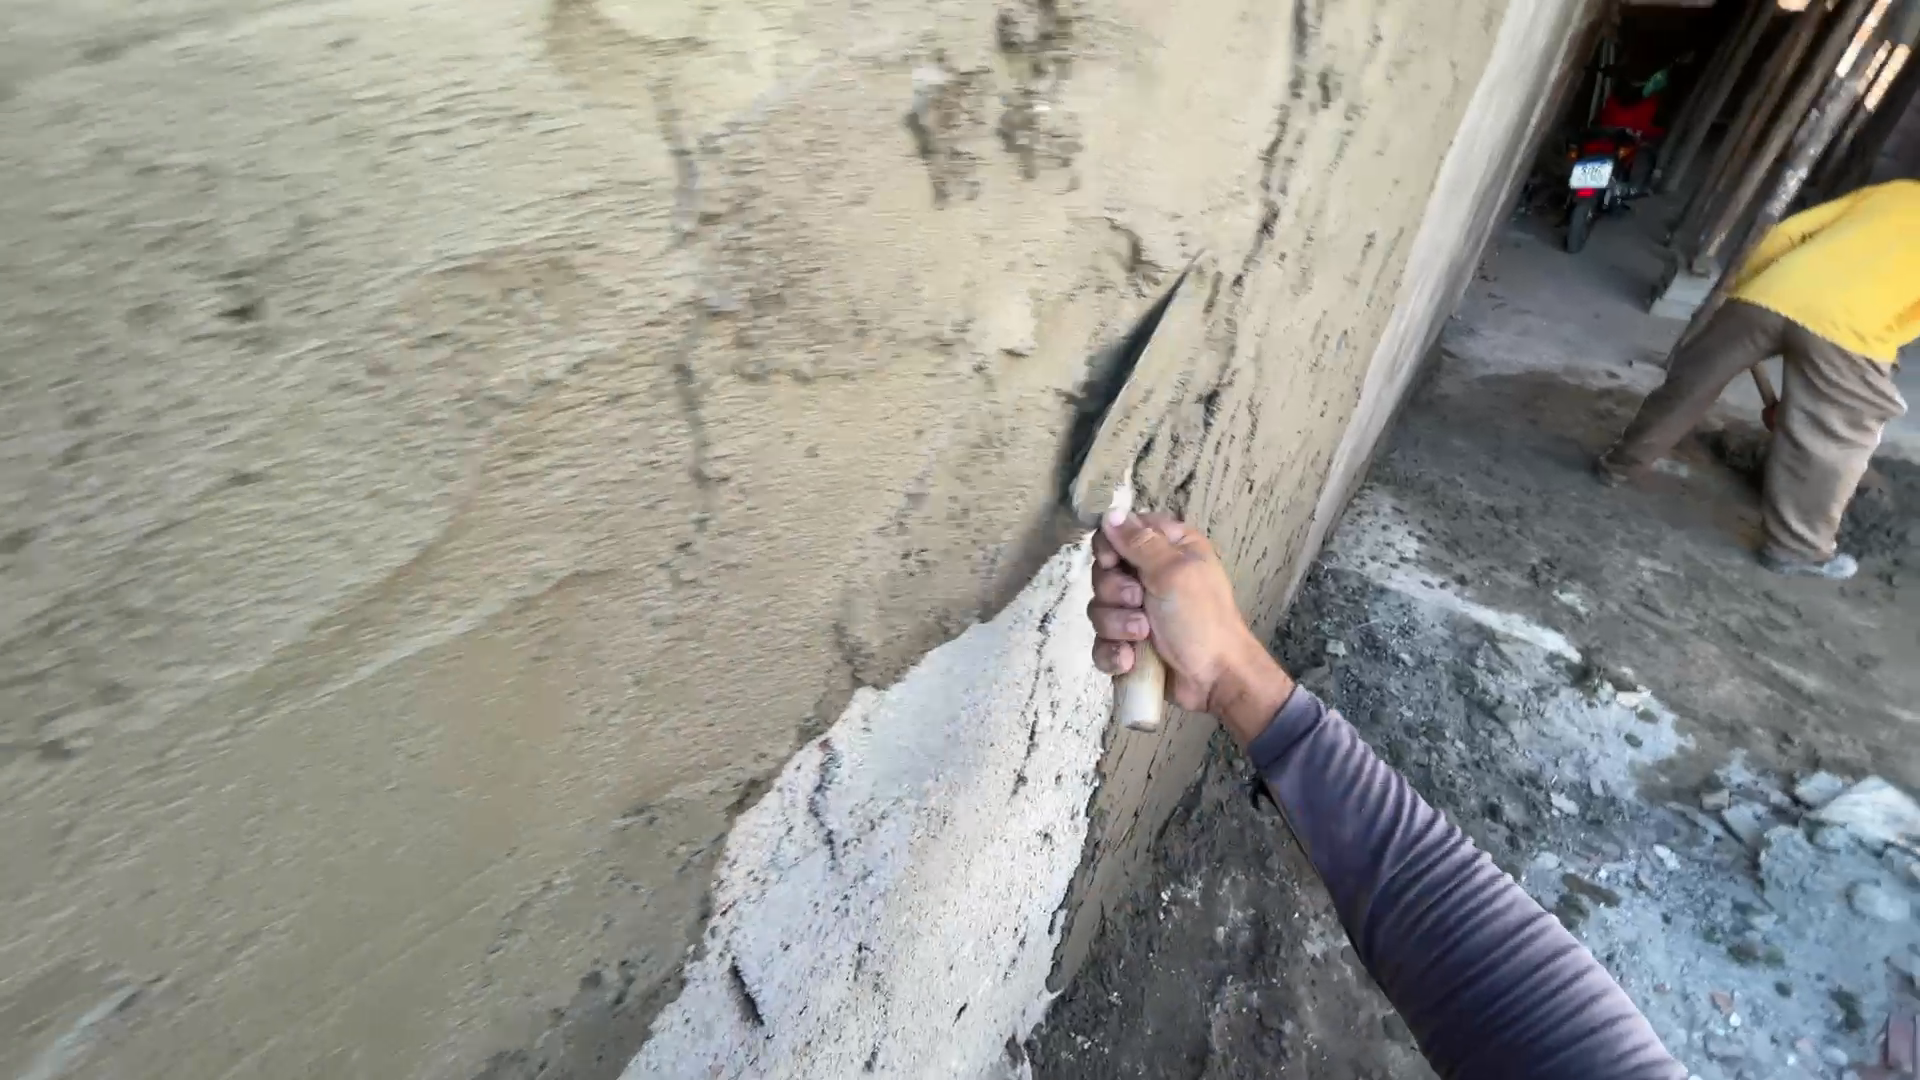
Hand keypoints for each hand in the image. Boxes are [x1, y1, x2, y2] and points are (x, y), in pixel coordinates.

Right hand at [1087, 512, 1294, 743]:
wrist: (1216, 679)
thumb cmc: (1202, 619)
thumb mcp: (1174, 573)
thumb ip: (1139, 542)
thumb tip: (1110, 512)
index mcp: (1167, 549)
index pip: (1120, 532)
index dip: (1110, 547)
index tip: (1114, 562)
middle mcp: (1149, 576)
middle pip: (1102, 572)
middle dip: (1115, 592)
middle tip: (1140, 602)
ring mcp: (1136, 613)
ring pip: (1098, 609)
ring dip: (1116, 624)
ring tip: (1142, 636)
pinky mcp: (1127, 644)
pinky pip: (1100, 643)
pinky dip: (1112, 653)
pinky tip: (1129, 659)